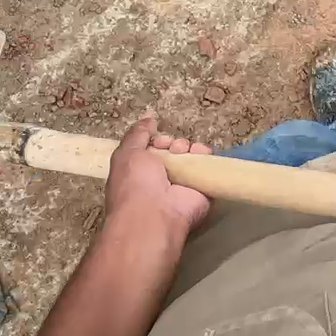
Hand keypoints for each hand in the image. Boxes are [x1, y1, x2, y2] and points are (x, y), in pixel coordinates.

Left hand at [104, 116, 212, 240]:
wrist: (154, 214)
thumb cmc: (135, 184)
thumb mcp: (127, 153)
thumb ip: (137, 134)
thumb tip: (150, 120)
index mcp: (143, 172)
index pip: (157, 148)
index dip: (158, 139)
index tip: (158, 140)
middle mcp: (164, 178)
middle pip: (176, 150)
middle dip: (175, 143)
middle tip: (172, 149)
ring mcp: (184, 183)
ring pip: (193, 156)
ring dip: (189, 147)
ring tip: (184, 152)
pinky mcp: (203, 188)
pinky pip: (208, 166)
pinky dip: (206, 155)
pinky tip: (200, 154)